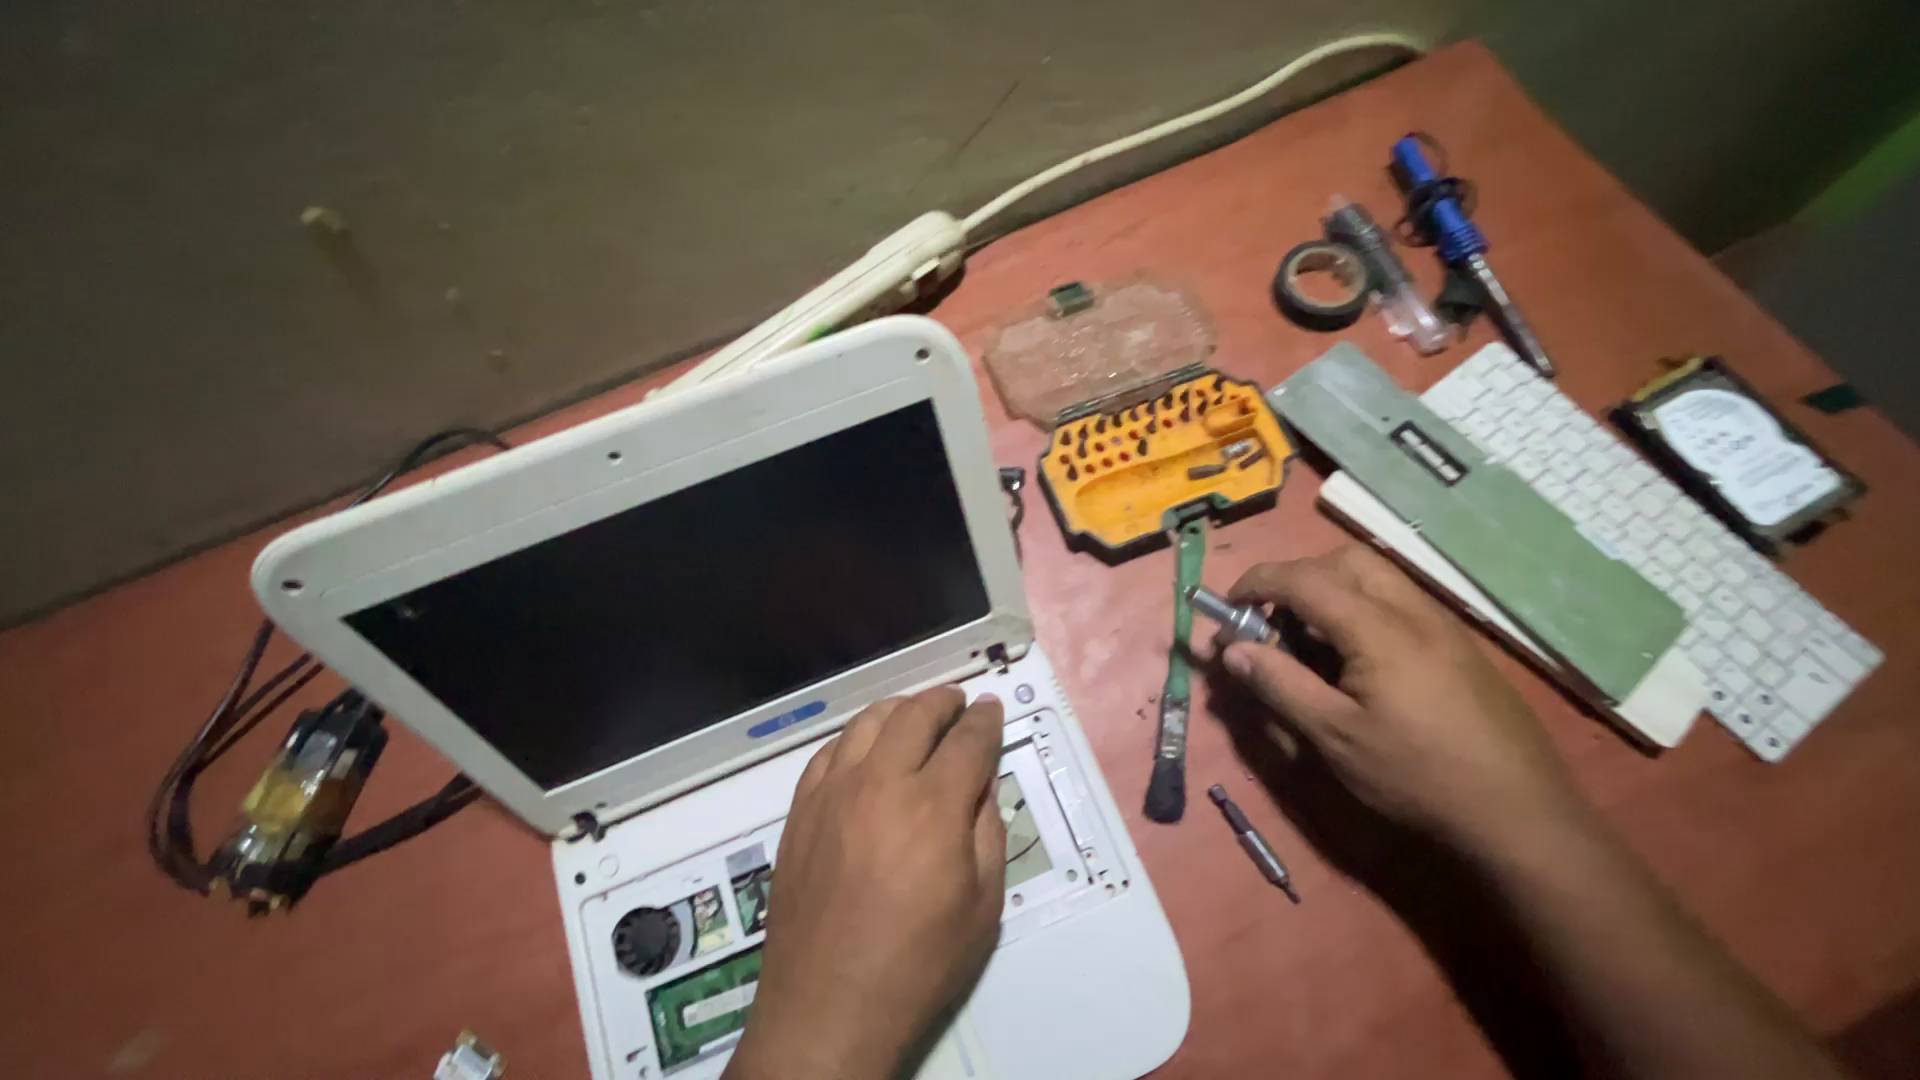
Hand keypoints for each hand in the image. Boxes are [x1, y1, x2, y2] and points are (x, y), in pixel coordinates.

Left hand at [726, 687, 1006, 1079]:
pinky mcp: (801, 810)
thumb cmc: (917, 964)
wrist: (827, 1008)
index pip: (968, 741)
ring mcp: (833, 792)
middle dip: (944, 701)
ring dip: (900, 709)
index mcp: (932, 807)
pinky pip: (830, 751)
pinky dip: (856, 737)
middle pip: (916, 715)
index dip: (986, 721)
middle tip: (959, 702)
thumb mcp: (981, 905)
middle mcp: (880, 783)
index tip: (991, 710)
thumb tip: (982, 780)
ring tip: (916, 715)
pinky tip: (867, 748)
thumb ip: (987, 830)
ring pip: (868, 722)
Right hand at [1218, 545, 1587, 852]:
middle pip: (1345, 561)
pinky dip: (1360, 610)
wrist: (1522, 814)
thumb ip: (1281, 685)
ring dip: (1330, 591)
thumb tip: (1232, 651)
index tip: (1227, 605)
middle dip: (1298, 577)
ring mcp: (1441, 627)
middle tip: (1273, 621)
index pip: (1305, 579)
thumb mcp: (1335, 737)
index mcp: (1378, 629)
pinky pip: (1397, 604)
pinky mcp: (1457, 647)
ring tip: (1310, 643)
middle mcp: (1412, 612)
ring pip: (1376, 578)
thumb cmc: (1418, 775)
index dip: (1258, 582)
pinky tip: (1354, 662)